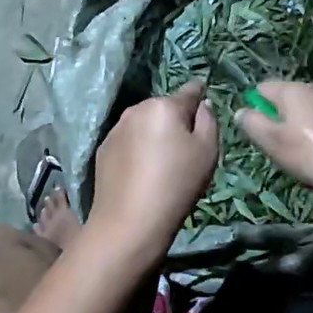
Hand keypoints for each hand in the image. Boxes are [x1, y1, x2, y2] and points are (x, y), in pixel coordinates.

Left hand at [85, 80, 219, 256]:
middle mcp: (136, 110)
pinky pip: (128, 141)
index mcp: (164, 106)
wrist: (130, 221)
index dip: (199, 93)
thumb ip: (209, 120)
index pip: (188, 91)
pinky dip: (137, 148)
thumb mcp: (207, 151)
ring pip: (143, 124)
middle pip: (163, 108)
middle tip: (186, 144)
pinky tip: (142, 170)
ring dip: (154, 134)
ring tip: (163, 160)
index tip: (204, 95)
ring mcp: (115, 130)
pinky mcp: (103, 150)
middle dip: (175, 119)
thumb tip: (202, 103)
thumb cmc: (177, 184)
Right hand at [234, 82, 312, 204]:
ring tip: (299, 158)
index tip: (257, 133)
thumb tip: (241, 111)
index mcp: (292, 89)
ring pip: (302, 114)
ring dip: (295, 132)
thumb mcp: (272, 141)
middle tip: (276, 149)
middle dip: (275, 121)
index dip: (254, 108)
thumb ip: (252, 124)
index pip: (261, 88)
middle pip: (283, 100)